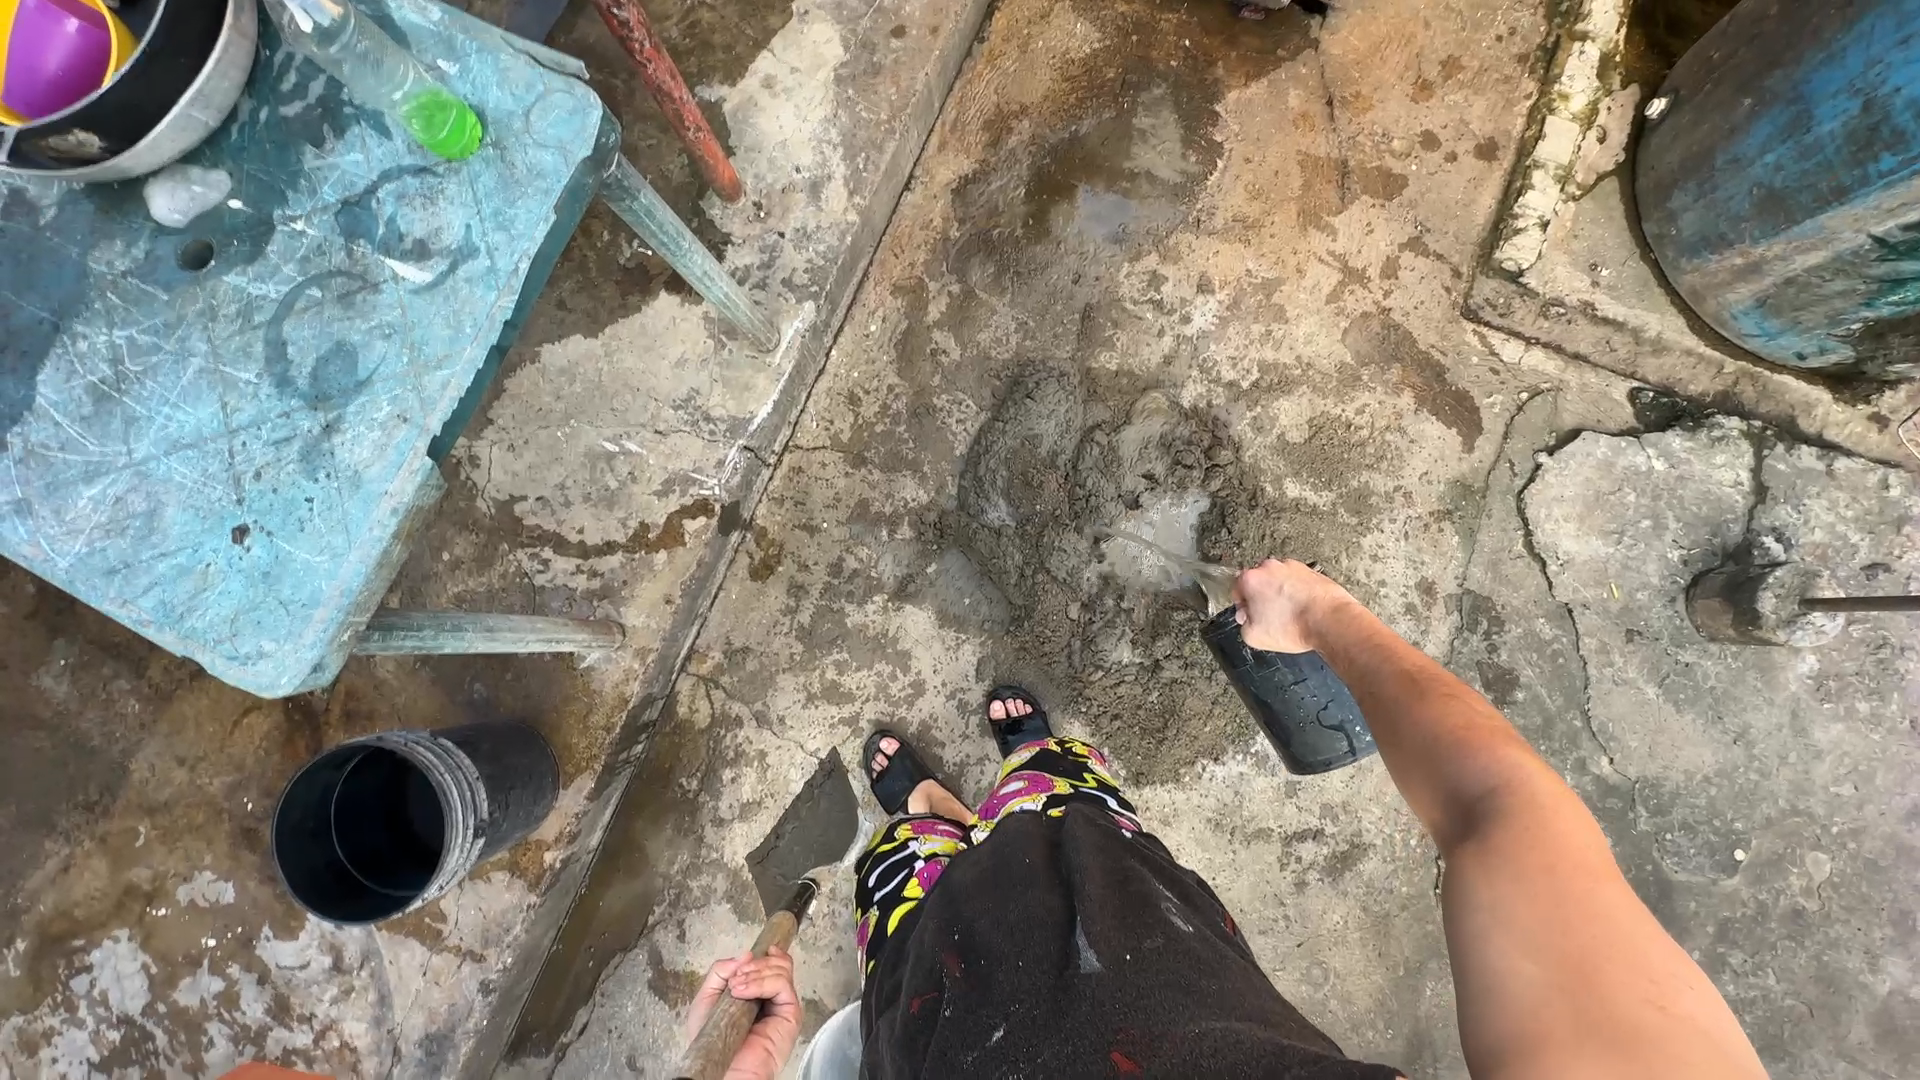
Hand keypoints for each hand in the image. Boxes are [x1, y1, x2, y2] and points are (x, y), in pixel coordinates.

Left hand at [683, 946, 802, 1079]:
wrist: (721, 1070)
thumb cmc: (712, 1043)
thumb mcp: (707, 999)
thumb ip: (720, 972)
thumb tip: (747, 954)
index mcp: (759, 994)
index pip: (774, 964)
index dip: (766, 955)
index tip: (751, 956)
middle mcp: (774, 998)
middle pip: (780, 962)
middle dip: (756, 963)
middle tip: (735, 979)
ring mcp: (784, 1005)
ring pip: (782, 968)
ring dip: (757, 971)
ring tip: (737, 987)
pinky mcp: (791, 1014)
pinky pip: (782, 984)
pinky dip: (762, 981)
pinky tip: (743, 992)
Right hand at [1231, 558, 1355, 652]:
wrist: (1330, 621)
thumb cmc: (1294, 625)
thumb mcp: (1253, 636)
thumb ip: (1243, 624)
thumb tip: (1248, 619)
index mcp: (1250, 579)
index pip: (1237, 589)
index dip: (1243, 606)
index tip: (1250, 615)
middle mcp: (1270, 567)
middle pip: (1259, 582)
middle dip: (1262, 597)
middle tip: (1270, 616)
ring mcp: (1292, 567)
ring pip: (1279, 581)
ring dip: (1281, 594)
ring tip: (1290, 614)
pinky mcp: (1312, 571)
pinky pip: (1299, 582)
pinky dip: (1299, 593)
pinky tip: (1304, 610)